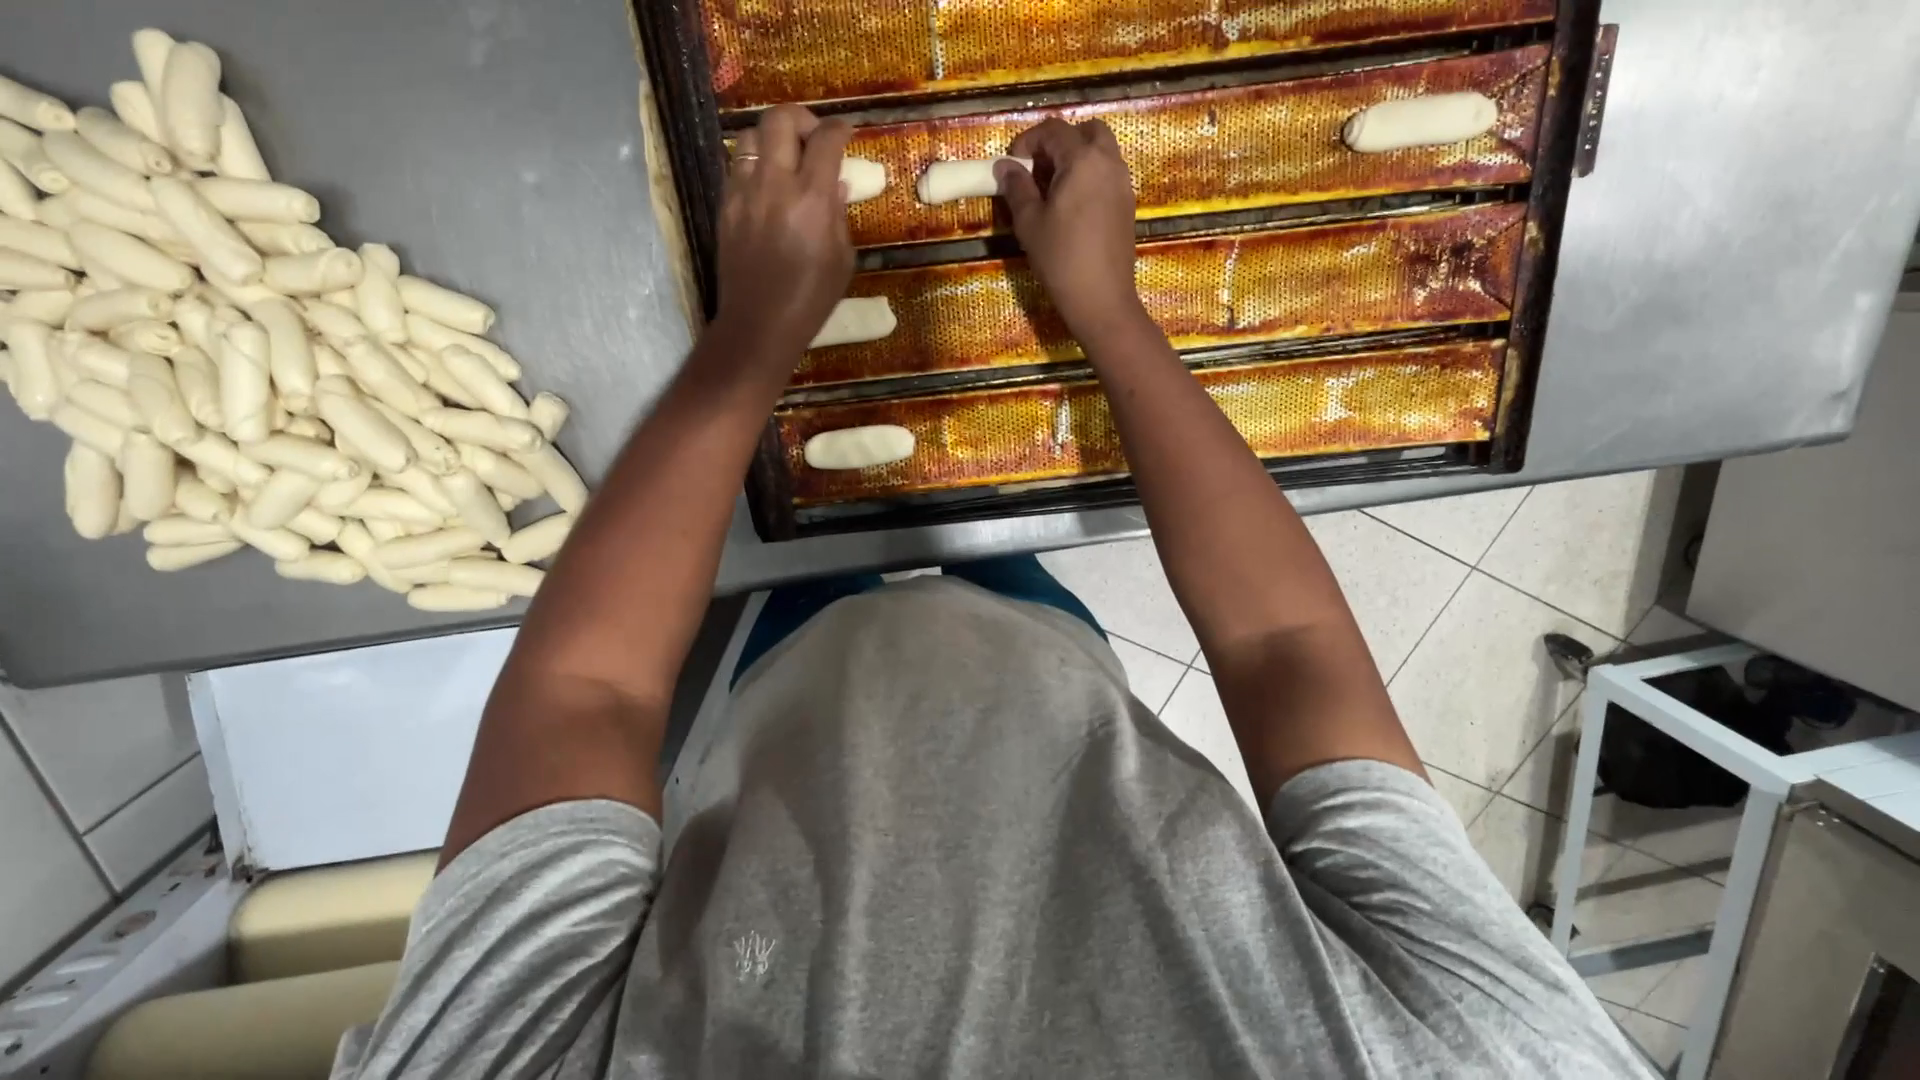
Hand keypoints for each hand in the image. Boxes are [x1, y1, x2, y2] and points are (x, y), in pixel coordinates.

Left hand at [713, 105, 854, 362]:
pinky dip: (755, 166)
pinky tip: (767, 188)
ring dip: (774, 140)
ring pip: (752, 136)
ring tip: (786, 160)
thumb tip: (836, 183)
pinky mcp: (725, 206)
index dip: (839, 129)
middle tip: (813, 138)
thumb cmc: (811, 299)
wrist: (759, 324)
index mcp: (812, 200)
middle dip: (801, 119)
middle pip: (780, 119)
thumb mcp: (842, 259)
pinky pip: (737, 167)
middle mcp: (775, 185)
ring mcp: (743, 193)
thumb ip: (838, 214)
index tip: (846, 132)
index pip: (826, 140)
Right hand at [997, 118, 1145, 337]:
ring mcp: (1123, 183)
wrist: (1101, 298)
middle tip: (1038, 169)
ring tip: (1054, 188)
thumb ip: (1016, 188)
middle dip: (1059, 142)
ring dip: (1077, 157)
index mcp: (1082, 160)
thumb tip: (1005, 166)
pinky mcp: (1127, 204)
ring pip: (1101, 151)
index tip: (1013, 164)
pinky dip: (1090, 175)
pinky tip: (1073, 205)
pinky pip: (1109, 173)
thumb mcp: (1029, 223)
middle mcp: (1108, 162)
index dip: (1028, 141)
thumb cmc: (1061, 259)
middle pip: (1086, 131)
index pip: (1053, 130)